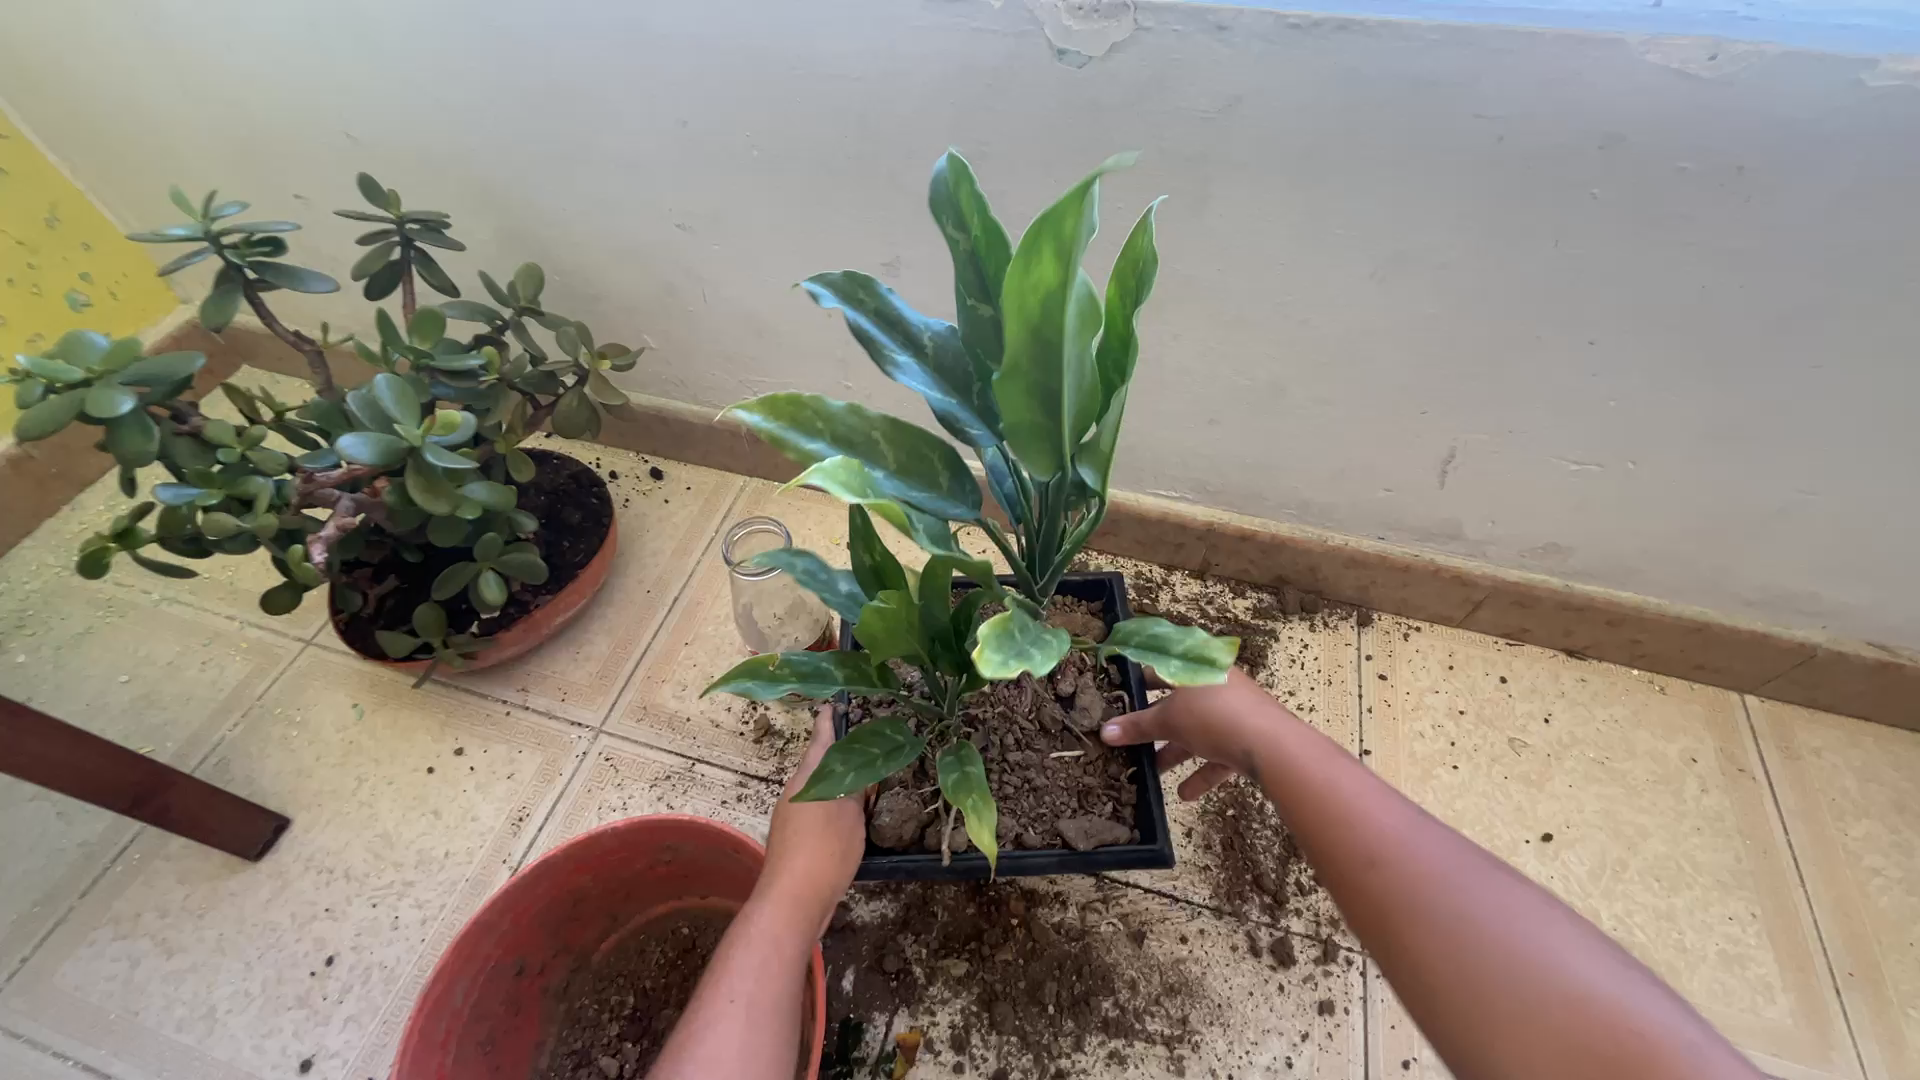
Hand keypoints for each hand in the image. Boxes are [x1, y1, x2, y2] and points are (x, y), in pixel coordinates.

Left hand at [753, 706, 865, 935]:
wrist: (792, 901)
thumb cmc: (825, 850)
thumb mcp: (851, 814)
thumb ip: (856, 789)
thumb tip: (859, 772)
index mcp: (808, 778)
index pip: (820, 739)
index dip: (829, 721)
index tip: (835, 704)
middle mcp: (794, 792)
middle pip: (819, 765)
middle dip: (840, 757)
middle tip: (866, 750)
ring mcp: (790, 816)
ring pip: (818, 789)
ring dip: (838, 785)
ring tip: (865, 787)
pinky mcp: (792, 840)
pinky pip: (816, 811)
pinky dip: (833, 808)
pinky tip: (850, 821)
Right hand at [1099, 667, 1295, 799]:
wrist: (1274, 747)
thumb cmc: (1214, 717)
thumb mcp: (1168, 720)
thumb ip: (1137, 727)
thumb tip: (1103, 732)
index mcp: (1197, 667)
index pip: (1162, 666)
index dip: (1139, 680)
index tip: (1119, 695)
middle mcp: (1217, 684)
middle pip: (1179, 702)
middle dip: (1155, 725)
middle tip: (1131, 735)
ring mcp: (1235, 712)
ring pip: (1198, 730)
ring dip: (1175, 751)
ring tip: (1151, 772)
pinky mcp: (1249, 738)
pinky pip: (1219, 754)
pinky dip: (1202, 771)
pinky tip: (1185, 795)